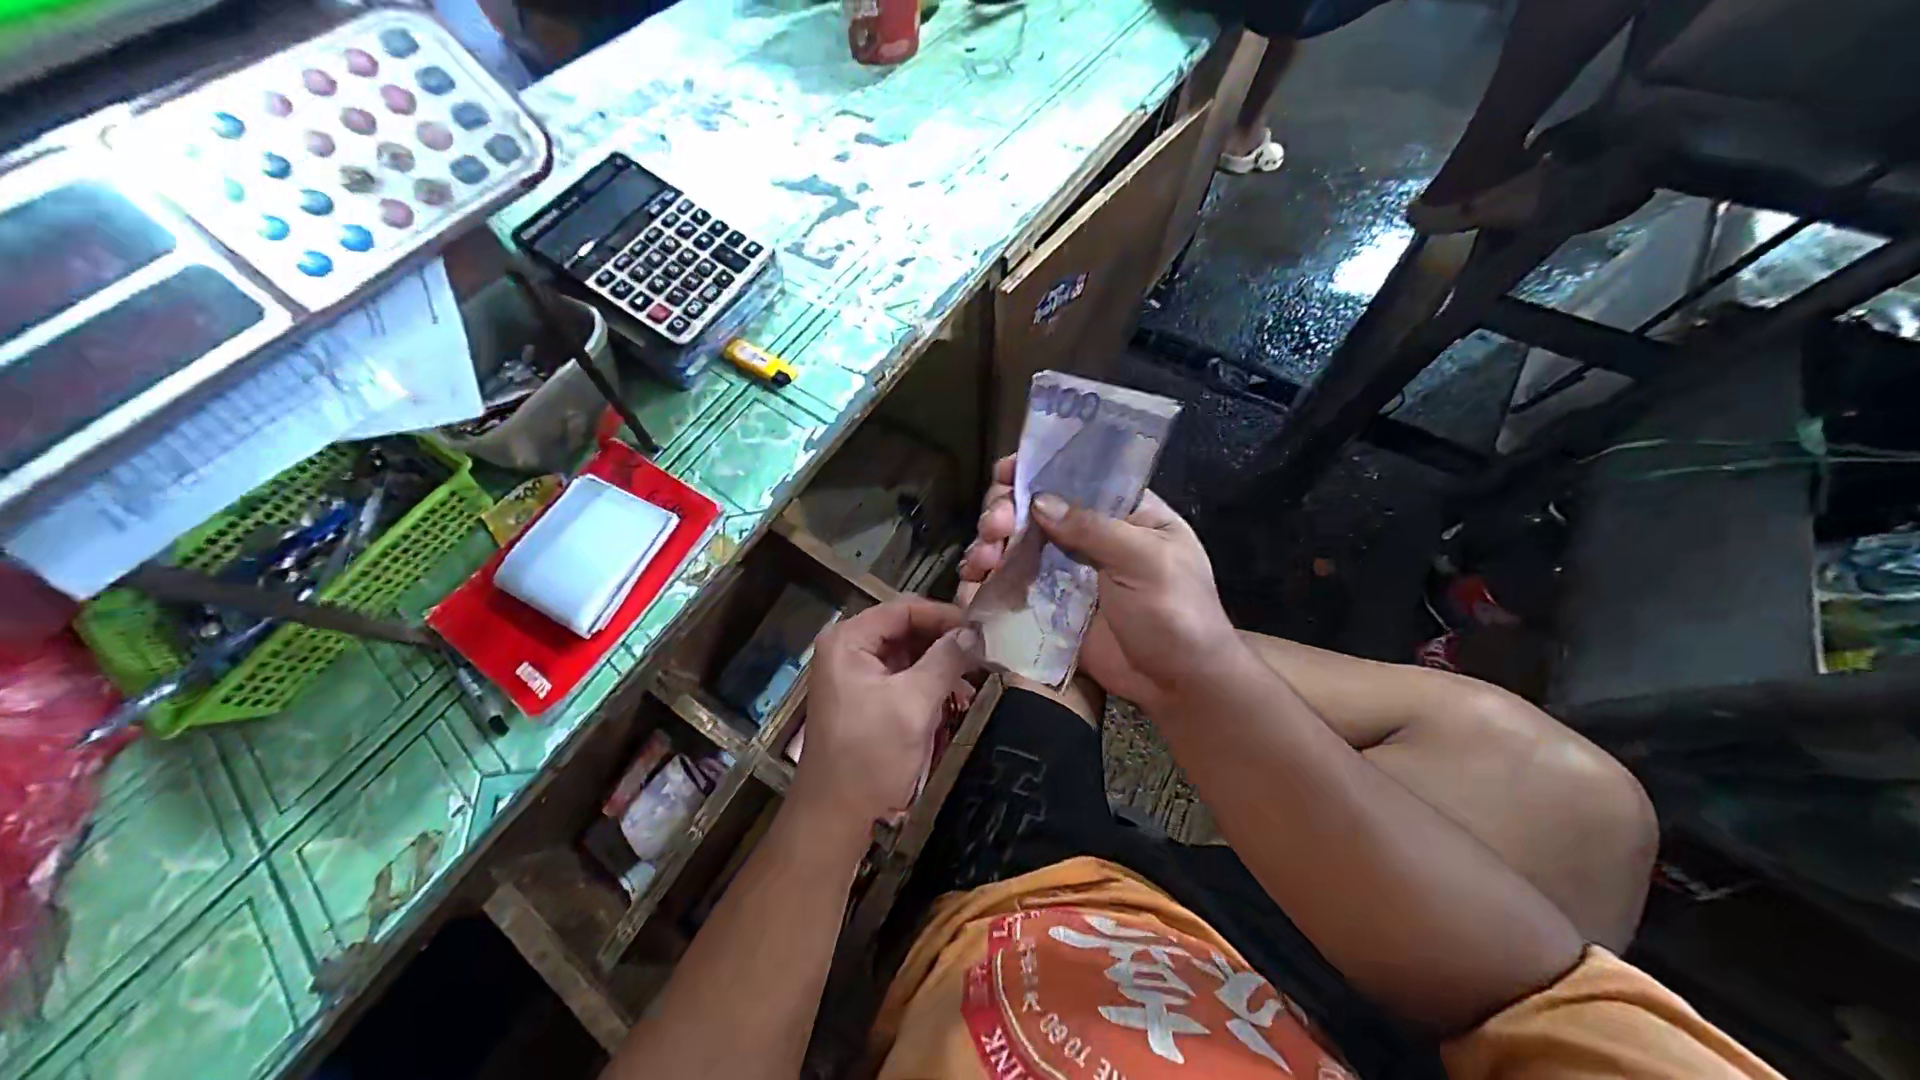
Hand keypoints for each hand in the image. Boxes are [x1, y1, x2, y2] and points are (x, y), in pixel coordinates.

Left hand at [795, 598, 980, 825]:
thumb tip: (975, 632)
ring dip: (942, 666)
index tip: (981, 628)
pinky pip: (905, 679)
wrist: (836, 816)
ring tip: (974, 681)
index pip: (904, 609)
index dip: (945, 615)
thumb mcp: (913, 703)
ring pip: (910, 655)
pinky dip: (930, 686)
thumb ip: (945, 660)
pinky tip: (956, 700)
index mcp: (849, 640)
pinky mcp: (867, 699)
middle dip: (945, 643)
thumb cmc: (870, 755)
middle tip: (984, 652)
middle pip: (907, 630)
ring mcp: (857, 675)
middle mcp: (849, 650)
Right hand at [957, 457, 1238, 709]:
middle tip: (996, 528)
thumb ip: (1092, 528)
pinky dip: (988, 580)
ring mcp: (1065, 571)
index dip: (1036, 469)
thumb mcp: (1146, 560)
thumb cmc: (1177, 612)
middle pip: (1033, 508)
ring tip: (982, 559)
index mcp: (1121, 512)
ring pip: (1016, 545)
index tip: (1004, 472)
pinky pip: (1013, 585)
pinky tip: (974, 583)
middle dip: (1004, 511)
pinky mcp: (1049, 605)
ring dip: (990, 545)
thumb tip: (1039, 502)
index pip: (1073, 476)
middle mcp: (1088, 535)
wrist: (1179, 682)